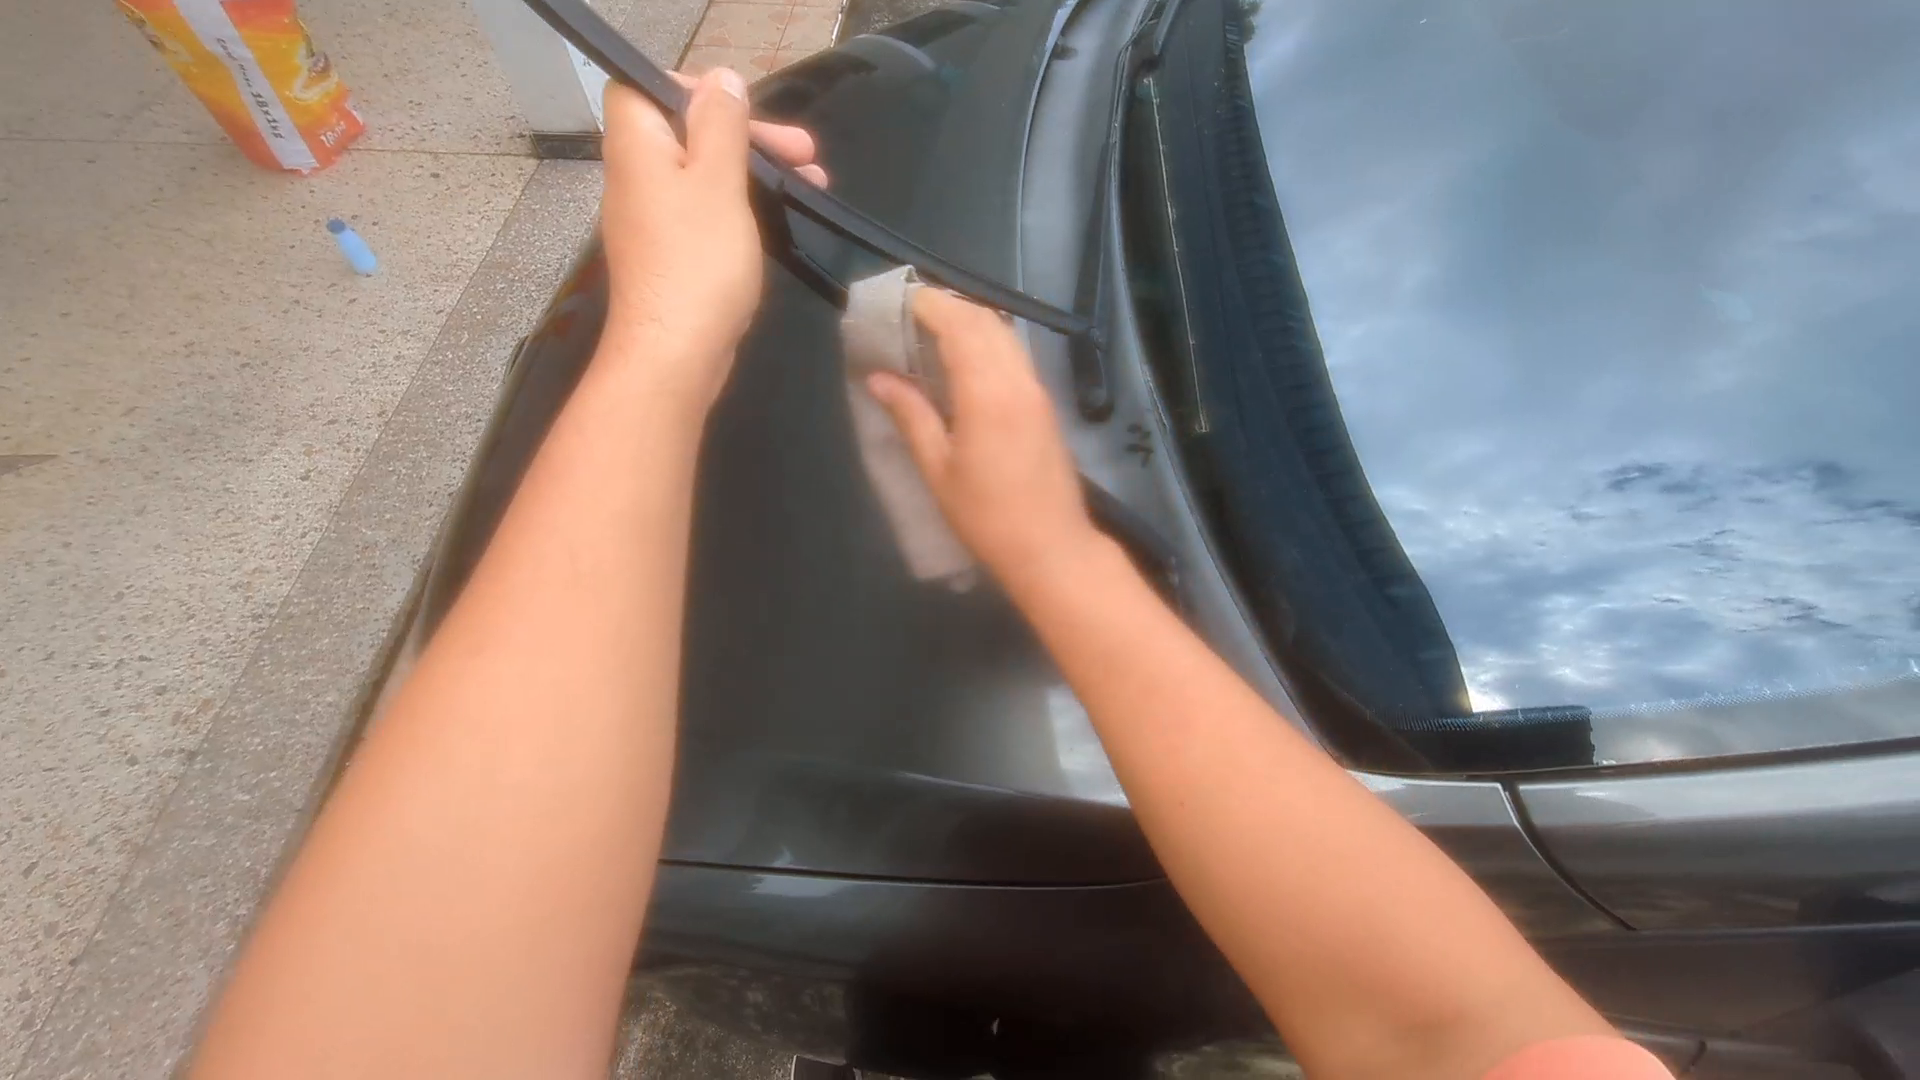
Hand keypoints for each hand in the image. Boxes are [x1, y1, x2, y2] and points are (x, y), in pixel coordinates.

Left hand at [596, 70, 826, 408]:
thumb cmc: (698, 262)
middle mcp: (636, 178)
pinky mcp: (670, 258)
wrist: (675, 353)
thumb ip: (721, 125)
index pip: (645, 86)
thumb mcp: (719, 182)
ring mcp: (652, 222)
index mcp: (638, 146)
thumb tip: (722, 80)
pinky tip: (775, 222)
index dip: (694, 88)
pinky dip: (740, 209)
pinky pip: (704, 215)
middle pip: (686, 133)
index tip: (744, 111)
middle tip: (806, 155)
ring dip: (754, 174)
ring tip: (811, 185)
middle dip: (748, 137)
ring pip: (703, 177)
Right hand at [868, 290, 1105, 593]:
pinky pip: (1015, 355)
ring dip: (970, 322)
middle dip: (948, 306)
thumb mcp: (938, 471)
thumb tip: (878, 377)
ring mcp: (1037, 391)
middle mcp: (1018, 380)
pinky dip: (988, 343)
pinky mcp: (1045, 405)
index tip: (899, 302)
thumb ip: (911, 416)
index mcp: (988, 393)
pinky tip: (965, 362)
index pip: (959, 325)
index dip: (929, 305)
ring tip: (932, 333)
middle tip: (910, 315)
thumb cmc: (987, 518)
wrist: (1052, 548)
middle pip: (985, 320)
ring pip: (1005, 335)